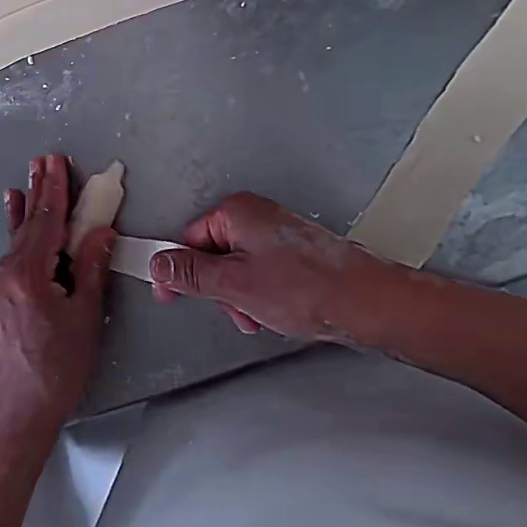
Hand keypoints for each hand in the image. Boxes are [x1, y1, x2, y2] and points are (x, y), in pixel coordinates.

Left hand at [0, 155, 116, 427]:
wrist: (19, 407)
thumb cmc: (57, 367)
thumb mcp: (85, 316)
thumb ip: (91, 268)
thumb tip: (102, 232)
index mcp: (30, 273)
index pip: (49, 221)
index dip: (57, 190)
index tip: (60, 162)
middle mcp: (8, 269)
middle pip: (32, 221)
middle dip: (43, 188)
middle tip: (47, 158)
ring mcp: (0, 278)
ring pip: (22, 232)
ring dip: (32, 201)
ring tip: (34, 172)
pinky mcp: (1, 288)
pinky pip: (13, 246)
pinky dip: (18, 223)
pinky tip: (14, 206)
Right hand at [148, 192, 402, 339]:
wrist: (364, 302)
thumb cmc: (308, 287)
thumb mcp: (234, 285)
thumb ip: (191, 273)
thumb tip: (161, 263)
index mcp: (236, 212)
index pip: (188, 237)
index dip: (177, 269)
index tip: (168, 292)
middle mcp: (255, 215)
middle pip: (212, 253)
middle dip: (219, 288)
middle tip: (235, 307)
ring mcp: (275, 233)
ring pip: (237, 268)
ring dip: (241, 296)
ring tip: (262, 314)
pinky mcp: (292, 252)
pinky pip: (259, 272)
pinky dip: (261, 295)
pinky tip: (277, 311)